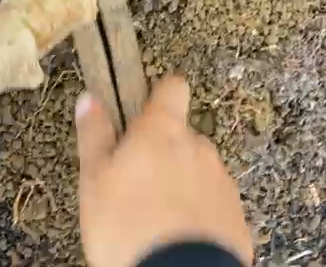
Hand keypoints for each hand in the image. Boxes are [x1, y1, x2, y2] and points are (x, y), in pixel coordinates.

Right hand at [74, 76, 253, 266]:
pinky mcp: (236, 218)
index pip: (172, 88)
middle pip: (181, 135)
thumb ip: (94, 134)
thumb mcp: (95, 180)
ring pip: (198, 170)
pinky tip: (177, 238)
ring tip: (156, 218)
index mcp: (163, 130)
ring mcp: (220, 181)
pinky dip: (199, 215)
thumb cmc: (128, 227)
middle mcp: (198, 146)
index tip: (144, 114)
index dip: (159, 97)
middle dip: (164, 152)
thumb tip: (89, 98)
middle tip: (137, 184)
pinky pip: (214, 204)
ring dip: (181, 184)